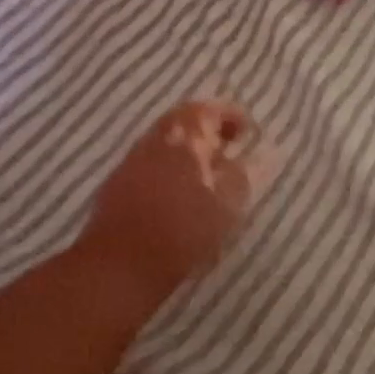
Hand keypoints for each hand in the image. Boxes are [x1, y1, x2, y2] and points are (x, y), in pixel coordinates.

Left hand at [76, 100, 264, 303]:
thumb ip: (245, 173)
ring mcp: (131, 163)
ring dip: (187, 152)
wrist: (123, 263)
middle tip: (230, 149)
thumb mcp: (229, 202)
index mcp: (184, 138)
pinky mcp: (116, 187)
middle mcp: (154, 141)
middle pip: (181, 123)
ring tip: (208, 174)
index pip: (208, 109)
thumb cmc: (186, 229)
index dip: (231, 116)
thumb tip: (258, 155)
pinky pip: (149, 166)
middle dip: (208, 132)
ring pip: (164, 145)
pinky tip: (180, 194)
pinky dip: (169, 169)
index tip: (249, 132)